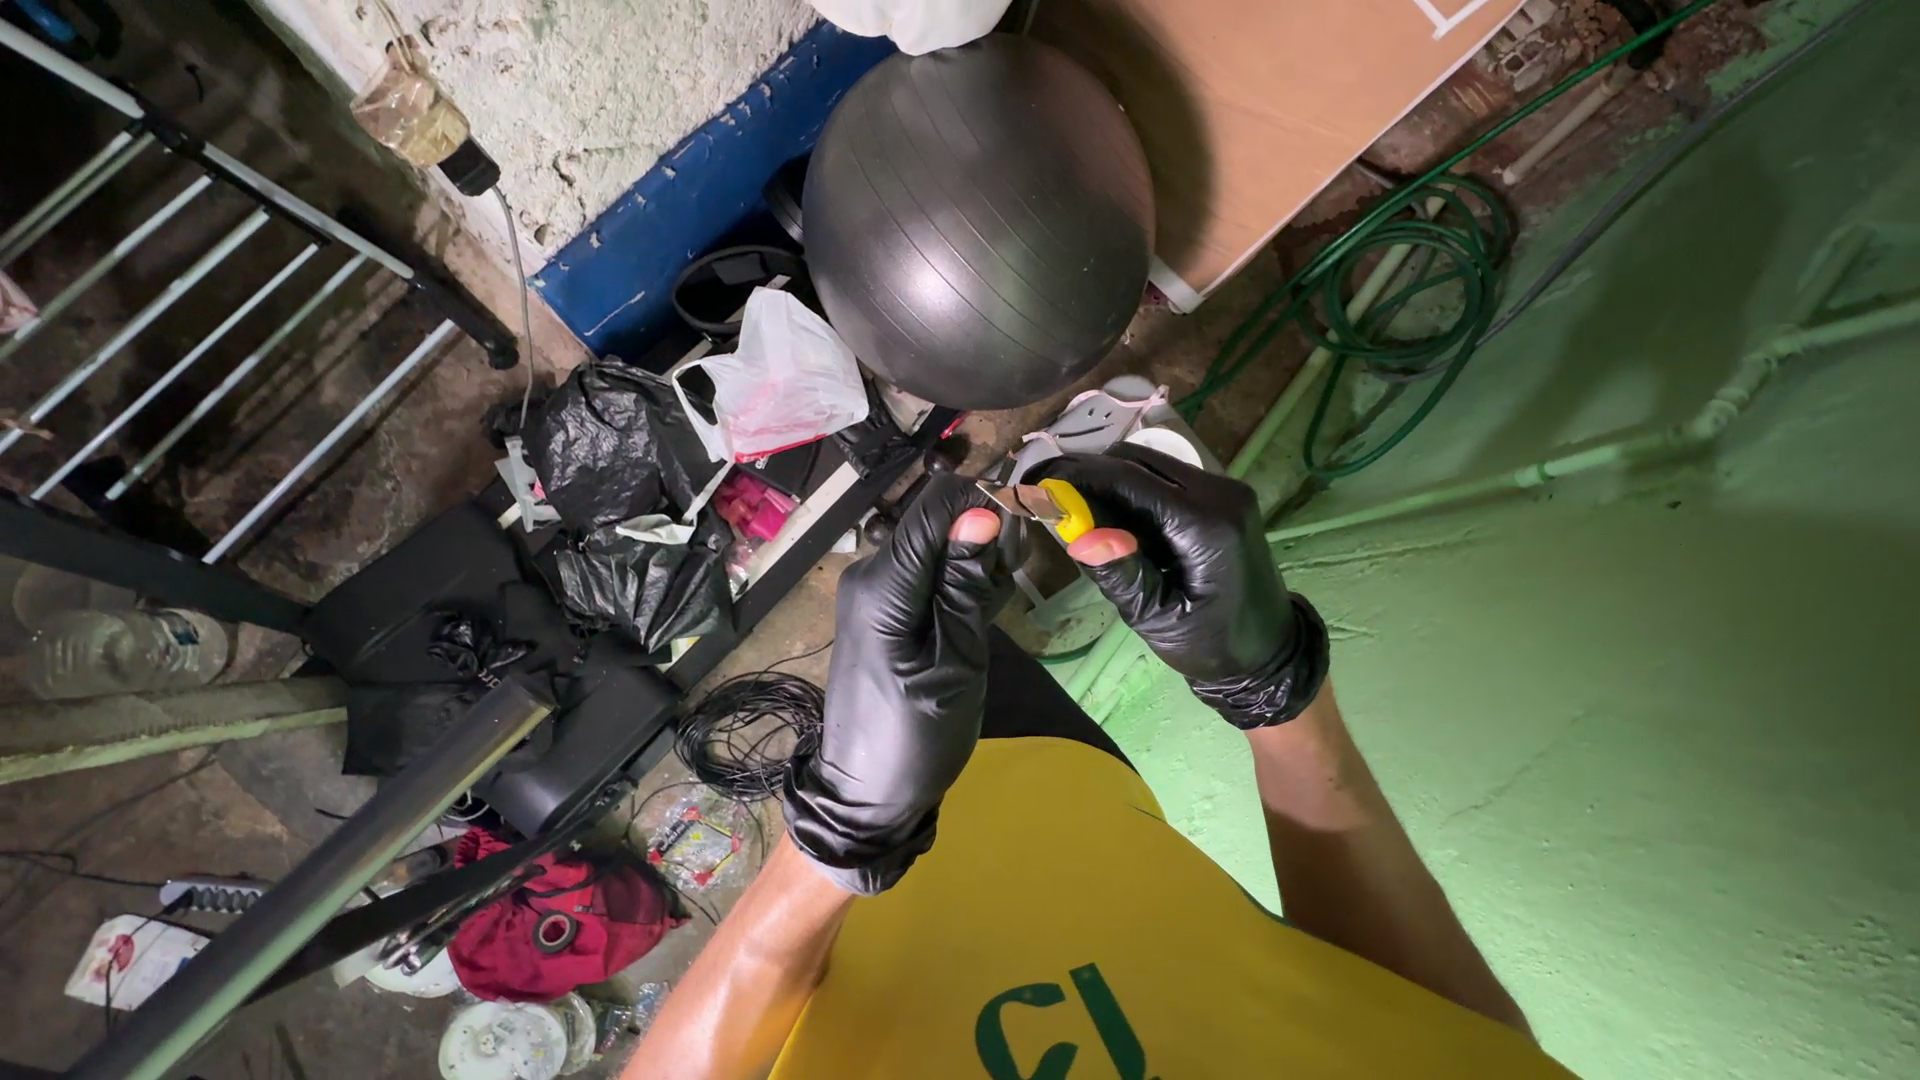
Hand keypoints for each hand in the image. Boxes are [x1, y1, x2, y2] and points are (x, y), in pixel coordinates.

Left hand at [783, 472, 1012, 893]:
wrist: (866, 793)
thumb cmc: (918, 736)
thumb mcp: (956, 662)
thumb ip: (965, 584)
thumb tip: (982, 513)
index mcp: (883, 584)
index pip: (936, 507)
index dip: (986, 504)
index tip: (1032, 526)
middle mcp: (868, 574)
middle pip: (934, 522)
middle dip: (982, 536)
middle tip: (1012, 584)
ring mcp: (871, 591)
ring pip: (932, 546)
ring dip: (972, 563)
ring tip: (992, 611)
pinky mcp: (879, 609)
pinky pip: (922, 573)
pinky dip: (954, 584)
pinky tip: (973, 617)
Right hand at [1030, 445, 1328, 728]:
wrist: (1269, 652)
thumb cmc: (1211, 645)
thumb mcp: (1158, 618)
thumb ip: (1119, 572)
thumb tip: (1076, 533)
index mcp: (1206, 523)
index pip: (1128, 478)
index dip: (1076, 476)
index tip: (1035, 482)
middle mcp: (1219, 492)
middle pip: (1136, 459)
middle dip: (1087, 474)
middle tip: (1048, 496)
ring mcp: (1224, 490)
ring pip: (1148, 464)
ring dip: (1108, 481)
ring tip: (1074, 510)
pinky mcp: (1221, 497)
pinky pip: (1164, 479)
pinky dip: (1131, 492)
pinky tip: (1112, 519)